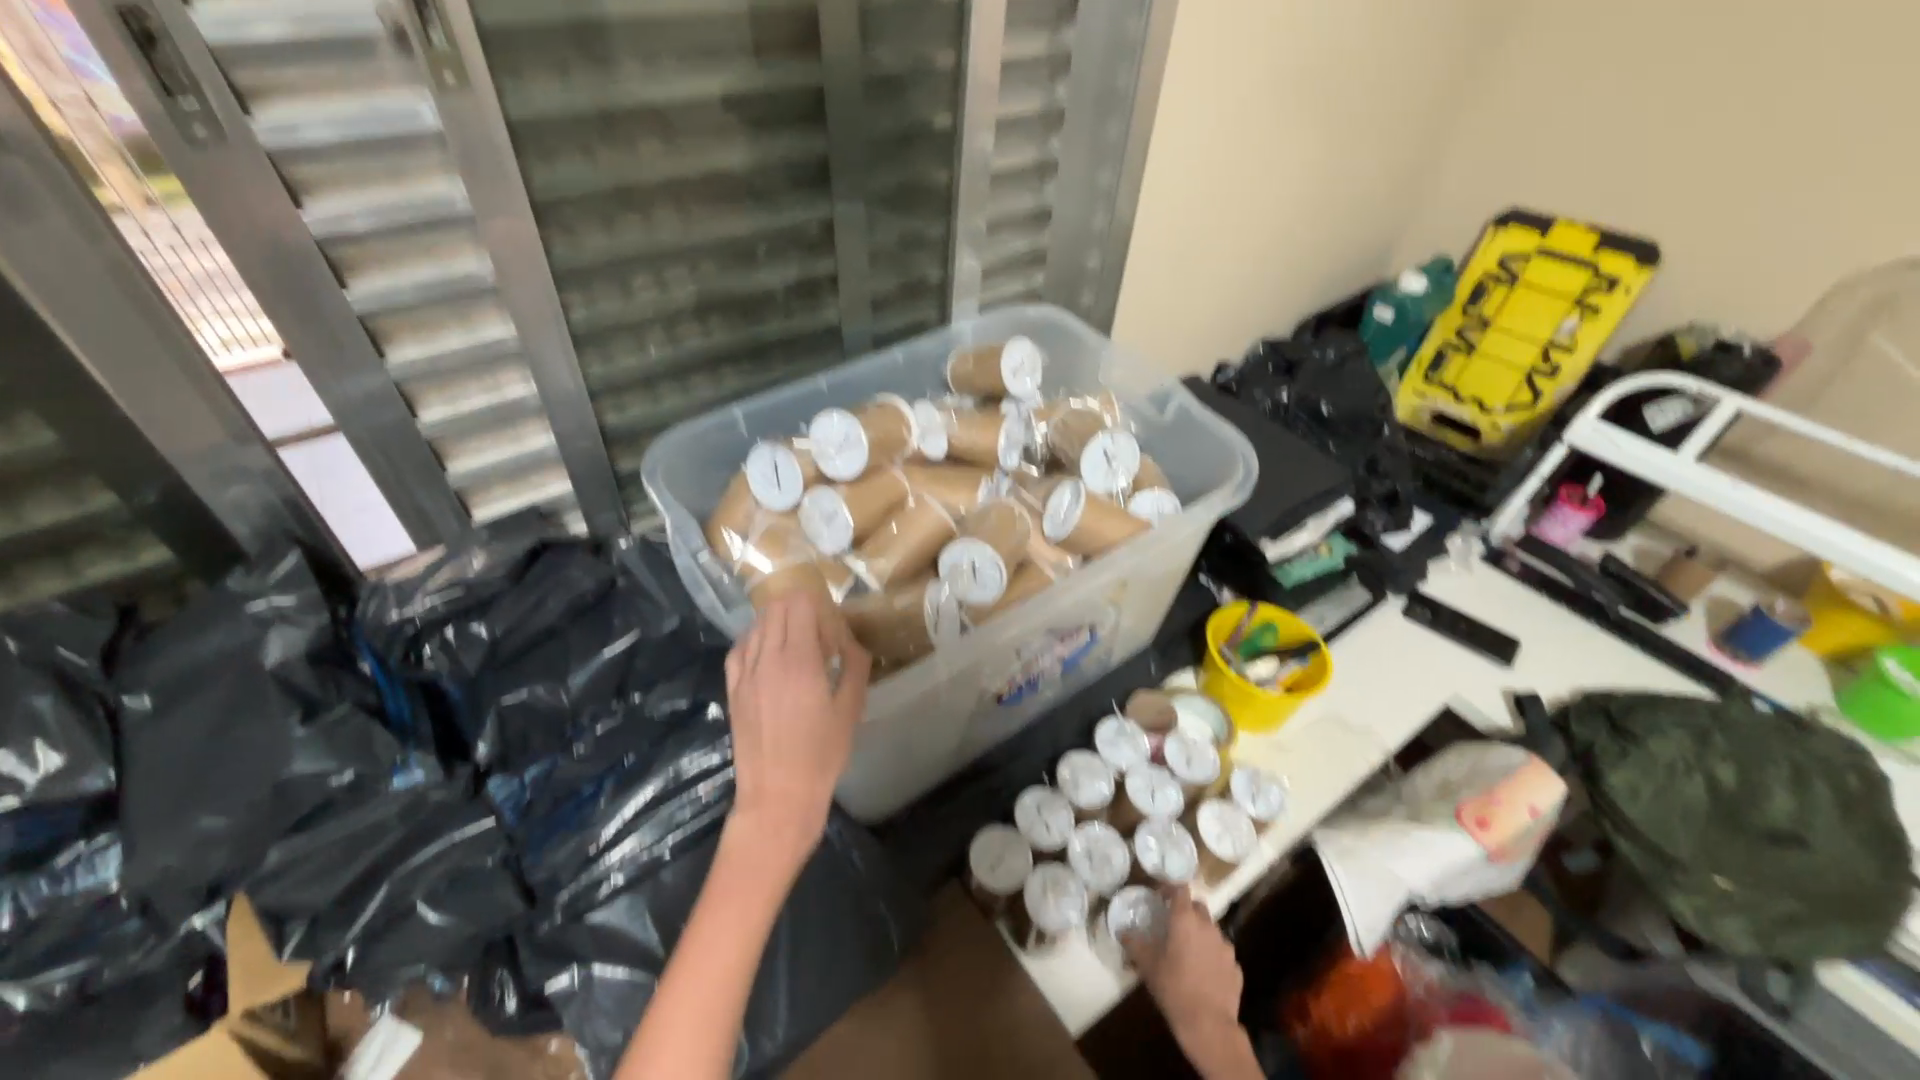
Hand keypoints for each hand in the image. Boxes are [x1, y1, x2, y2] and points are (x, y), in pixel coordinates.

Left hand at [723, 591, 870, 861]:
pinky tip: (769, 654)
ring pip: (757, 625)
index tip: (832, 624)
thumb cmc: (822, 754)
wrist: (778, 794)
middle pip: (776, 608)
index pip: (799, 603)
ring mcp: (745, 673)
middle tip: (818, 633)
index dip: (817, 602)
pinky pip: (740, 649)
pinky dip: (756, 641)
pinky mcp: (733, 689)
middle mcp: (768, 659)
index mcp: (800, 660)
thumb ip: (854, 665)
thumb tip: (850, 641)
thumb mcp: (851, 709)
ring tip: (797, 646)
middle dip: (799, 609)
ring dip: (778, 624)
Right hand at [1125, 887, 1245, 1059]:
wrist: (1208, 1023)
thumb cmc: (1173, 987)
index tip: (1160, 897)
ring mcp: (1226, 947)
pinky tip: (1203, 973)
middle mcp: (1208, 927)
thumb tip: (1122, 931)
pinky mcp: (1235, 966)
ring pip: (1211, 930)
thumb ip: (1134, 943)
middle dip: (1186, 911)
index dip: (1170, 889)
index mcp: (1185, 920)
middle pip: (1198, 907)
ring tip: (1187, 952)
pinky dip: (1212, 955)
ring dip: (1199, 934)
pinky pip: (1221, 952)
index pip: (1181, 889)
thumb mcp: (1147, 965)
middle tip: (1172, 925)